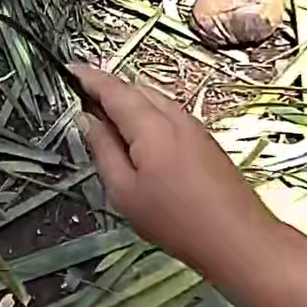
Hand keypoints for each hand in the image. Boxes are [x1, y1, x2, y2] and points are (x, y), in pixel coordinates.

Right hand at [71, 65, 281, 275]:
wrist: (237, 237)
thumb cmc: (174, 219)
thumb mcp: (124, 191)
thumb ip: (103, 150)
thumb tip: (87, 120)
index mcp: (150, 125)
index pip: (113, 89)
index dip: (88, 77)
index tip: (69, 70)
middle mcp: (174, 116)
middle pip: (135, 89)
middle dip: (108, 89)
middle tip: (83, 100)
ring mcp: (193, 126)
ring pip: (154, 100)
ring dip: (128, 101)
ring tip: (107, 120)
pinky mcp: (204, 140)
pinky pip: (168, 113)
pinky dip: (146, 114)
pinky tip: (139, 138)